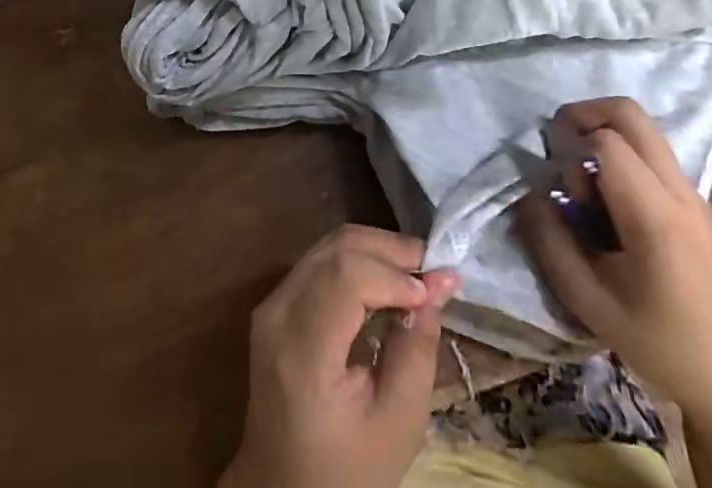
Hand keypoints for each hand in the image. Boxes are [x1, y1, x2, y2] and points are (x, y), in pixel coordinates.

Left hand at [221, 226, 459, 487]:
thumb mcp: (399, 421)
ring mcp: (270, 305)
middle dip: (392, 250)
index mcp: (303, 352)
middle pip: (338, 249)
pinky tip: (388, 281)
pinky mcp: (274, 304)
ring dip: (378, 251)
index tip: (434, 293)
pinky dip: (360, 261)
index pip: (346, 276)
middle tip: (434, 272)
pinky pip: (320, 261)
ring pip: (329, 245)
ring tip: (417, 276)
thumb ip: (418, 347)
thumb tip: (441, 282)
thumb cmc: (346, 468)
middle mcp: (277, 314)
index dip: (395, 273)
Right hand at [523, 98, 711, 411]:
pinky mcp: (695, 201)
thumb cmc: (657, 342)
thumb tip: (529, 194)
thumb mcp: (588, 301)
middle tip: (557, 141)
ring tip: (581, 177)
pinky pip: (653, 152)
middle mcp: (680, 192)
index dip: (569, 145)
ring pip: (644, 129)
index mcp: (655, 217)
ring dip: (604, 133)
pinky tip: (606, 197)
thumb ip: (550, 242)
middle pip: (632, 115)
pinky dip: (622, 152)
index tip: (551, 174)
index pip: (607, 143)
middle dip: (586, 113)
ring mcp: (694, 193)